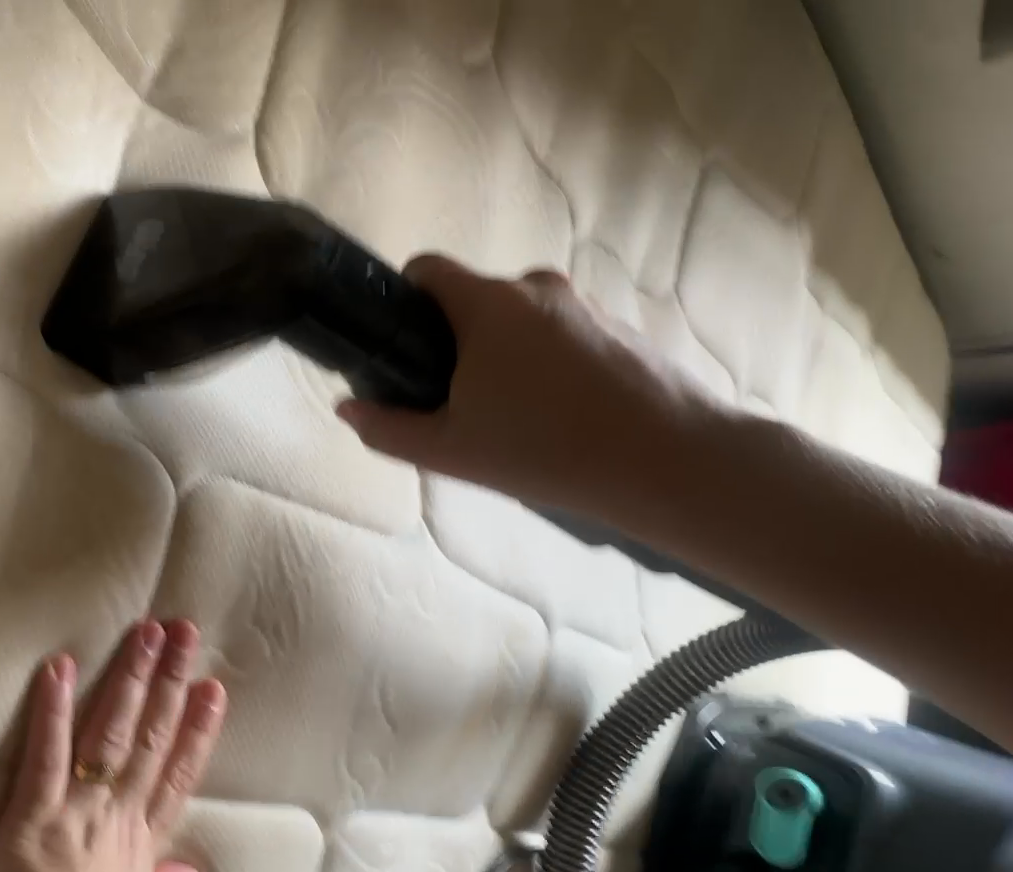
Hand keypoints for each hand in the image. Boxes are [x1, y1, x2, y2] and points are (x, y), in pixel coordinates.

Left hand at [0, 619, 227, 871]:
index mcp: (144, 846)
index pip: (178, 773)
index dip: (196, 728)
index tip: (212, 688)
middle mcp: (119, 820)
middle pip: (151, 738)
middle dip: (170, 680)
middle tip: (184, 631)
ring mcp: (80, 815)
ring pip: (111, 734)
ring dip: (130, 678)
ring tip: (145, 632)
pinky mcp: (34, 818)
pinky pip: (47, 754)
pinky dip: (54, 709)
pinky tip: (60, 667)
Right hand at [336, 254, 725, 518]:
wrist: (666, 461)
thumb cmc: (542, 449)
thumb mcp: (446, 450)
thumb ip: (386, 428)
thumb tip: (347, 409)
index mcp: (487, 305)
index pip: (427, 269)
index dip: (402, 299)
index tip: (399, 344)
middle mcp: (535, 289)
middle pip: (471, 300)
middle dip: (451, 340)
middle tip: (450, 399)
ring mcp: (583, 304)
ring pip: (516, 319)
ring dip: (499, 354)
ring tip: (505, 415)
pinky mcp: (617, 327)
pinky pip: (557, 334)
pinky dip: (542, 362)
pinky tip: (551, 415)